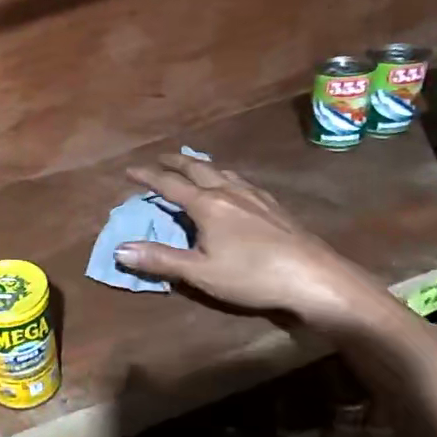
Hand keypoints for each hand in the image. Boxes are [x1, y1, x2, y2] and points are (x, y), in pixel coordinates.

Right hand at [114, 153, 387, 329]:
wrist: (316, 279)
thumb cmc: (252, 275)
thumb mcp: (199, 272)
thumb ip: (159, 259)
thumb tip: (119, 250)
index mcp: (207, 205)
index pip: (169, 184)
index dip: (147, 176)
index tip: (129, 170)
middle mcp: (230, 193)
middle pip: (198, 169)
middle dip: (175, 162)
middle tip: (160, 158)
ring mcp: (257, 198)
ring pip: (223, 172)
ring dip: (202, 166)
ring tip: (194, 166)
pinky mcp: (275, 208)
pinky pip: (242, 182)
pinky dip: (225, 177)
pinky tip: (234, 187)